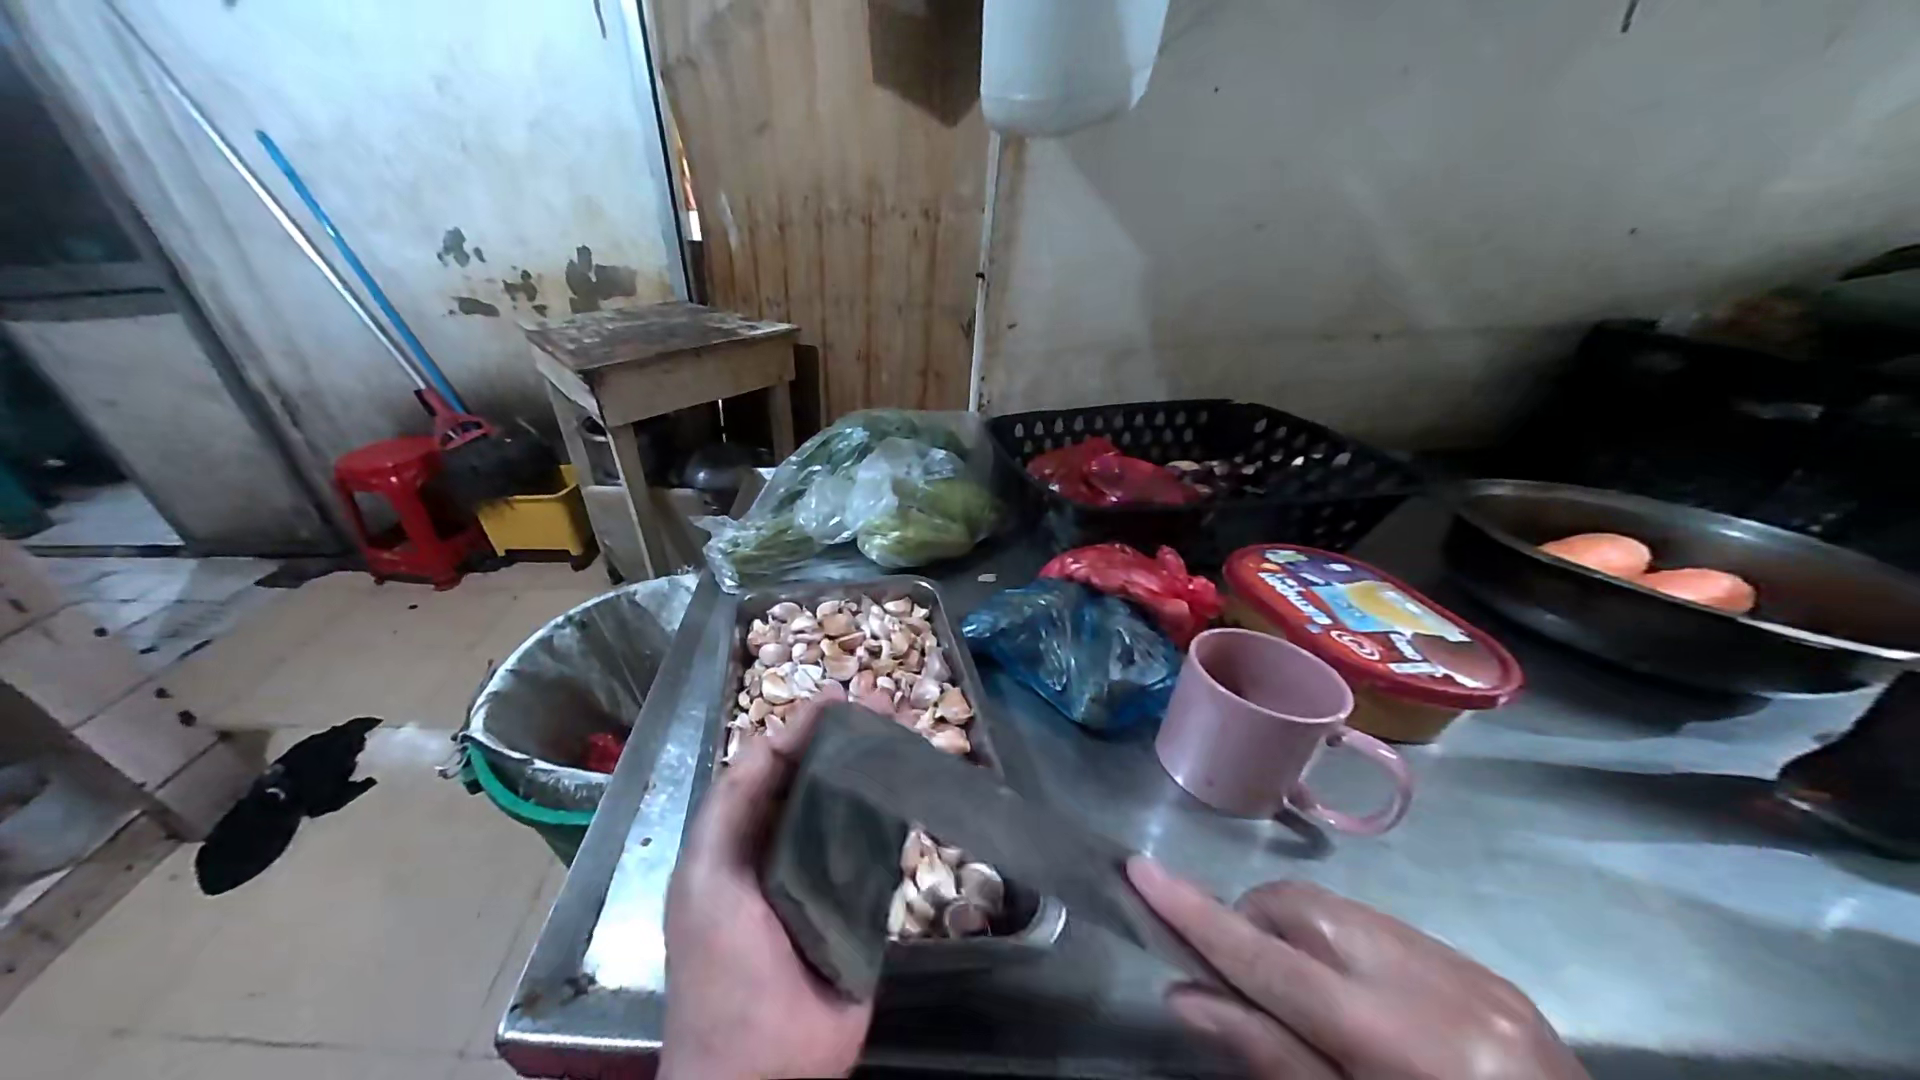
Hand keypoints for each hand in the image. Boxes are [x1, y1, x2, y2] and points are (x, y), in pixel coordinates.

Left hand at [662, 683, 871, 1079]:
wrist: (765, 1068)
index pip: (773, 765)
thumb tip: (770, 739)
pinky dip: (896, 810)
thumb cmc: (722, 969)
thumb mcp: (706, 881)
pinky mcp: (861, 900)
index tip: (839, 698)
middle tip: (887, 701)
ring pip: (853, 804)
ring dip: (877, 765)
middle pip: (819, 776)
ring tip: (908, 727)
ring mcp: (824, 872)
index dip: (803, 727)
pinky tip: (917, 782)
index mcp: (741, 837)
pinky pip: (879, 845)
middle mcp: (783, 845)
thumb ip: (730, 808)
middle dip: (849, 736)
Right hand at [1128, 858, 1588, 1079]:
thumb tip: (1186, 996)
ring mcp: (1469, 972)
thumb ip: (1269, 1060)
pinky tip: (1363, 1003)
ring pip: (1337, 910)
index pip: (1267, 960)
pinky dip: (1346, 950)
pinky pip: (1384, 929)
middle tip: (1242, 980)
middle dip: (1253, 926)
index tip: (1141, 870)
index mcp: (1397, 1044)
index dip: (1197, 915)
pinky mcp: (1489, 973)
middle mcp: (1434, 986)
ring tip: (1306, 998)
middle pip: (1300, 910)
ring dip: (1297, 936)